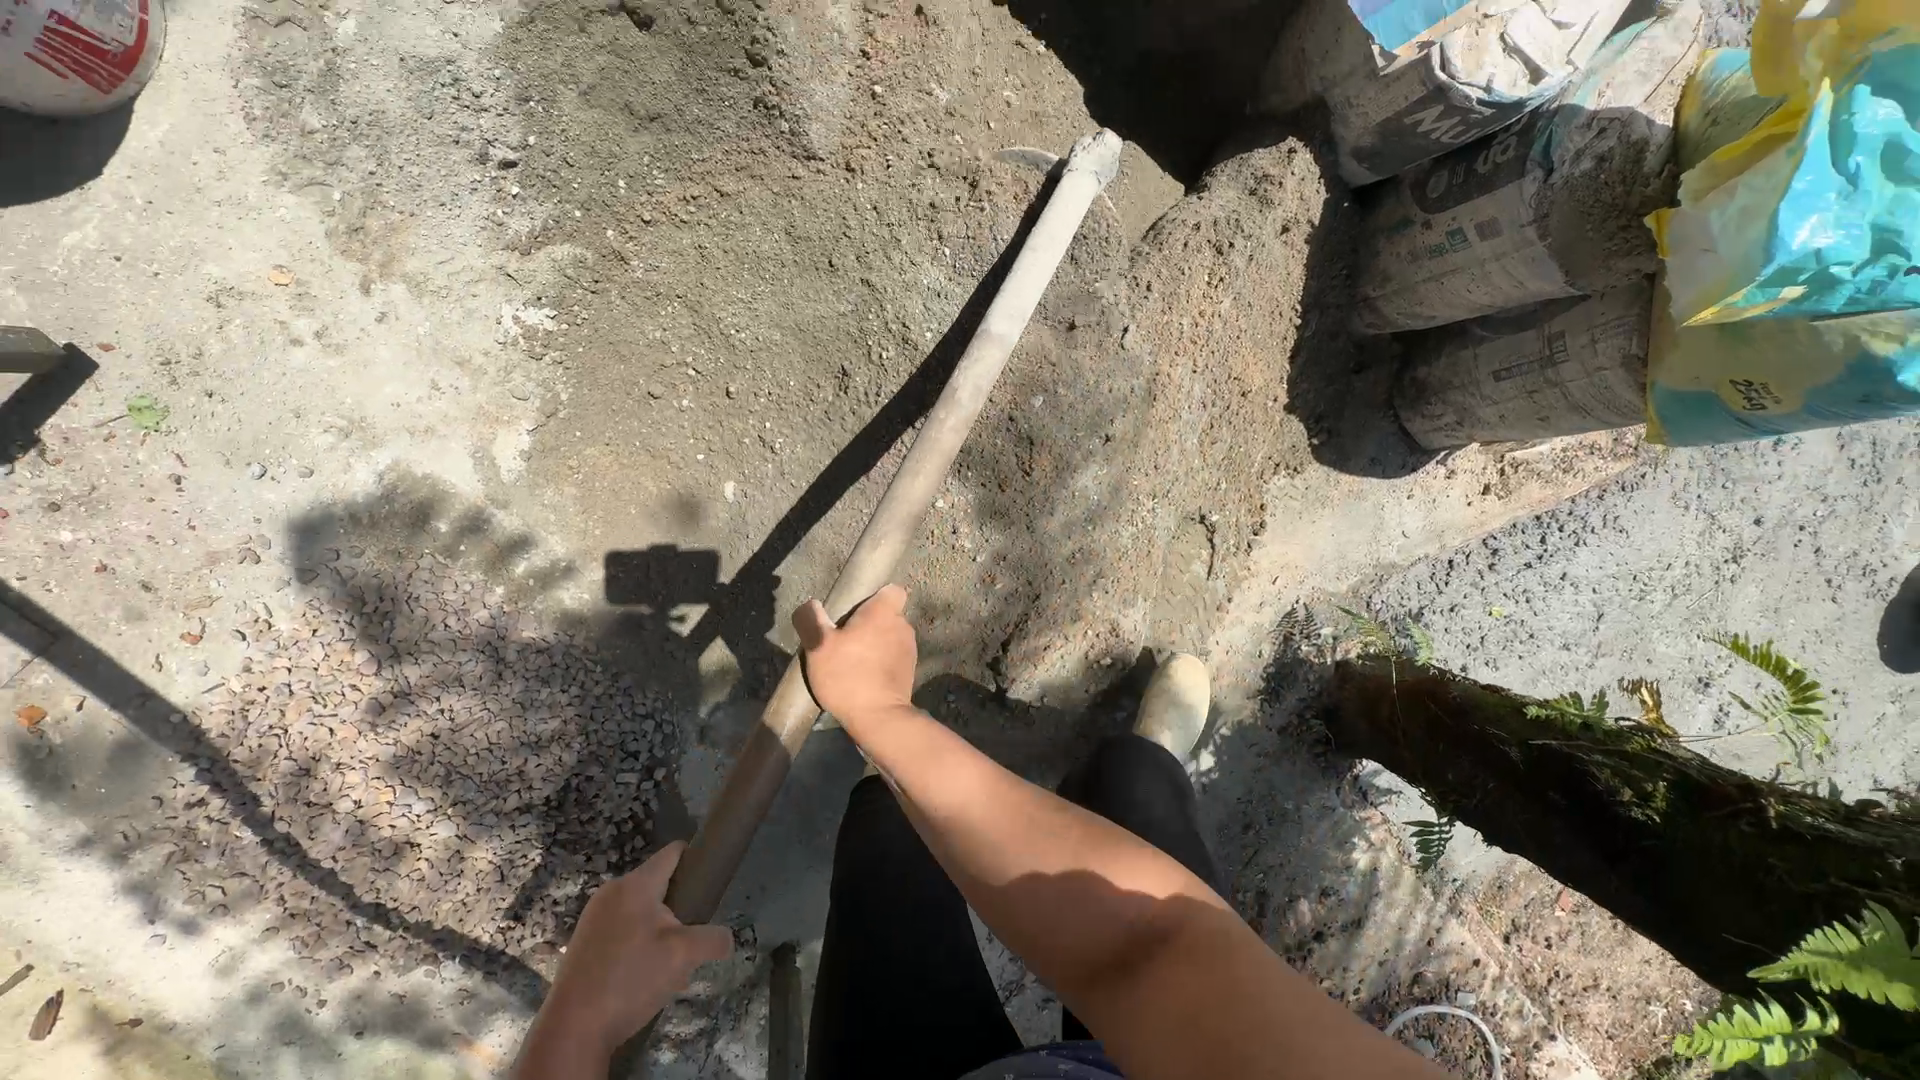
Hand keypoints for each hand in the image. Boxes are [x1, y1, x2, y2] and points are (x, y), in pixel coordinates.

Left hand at [519, 843, 733, 1068]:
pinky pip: (622, 931)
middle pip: (659, 886)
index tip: (711, 885)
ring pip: (641, 912)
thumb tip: (727, 939)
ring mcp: (593, 917)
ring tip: (668, 965)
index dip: (696, 860)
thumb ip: (713, 940)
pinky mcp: (583, 942)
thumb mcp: (684, 956)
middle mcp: (611, 892)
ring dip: (660, 932)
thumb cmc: (631, 979)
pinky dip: (638, 945)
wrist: (572, 1029)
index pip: (673, 853)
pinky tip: (643, 977)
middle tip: (690, 939)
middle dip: (680, 910)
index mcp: (635, 885)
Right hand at [793, 584, 916, 724]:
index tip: (855, 611)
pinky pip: (894, 657)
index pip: (891, 590)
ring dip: (875, 644)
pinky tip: (864, 677)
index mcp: (883, 612)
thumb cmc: (847, 674)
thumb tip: (810, 605)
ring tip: (852, 661)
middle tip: (845, 639)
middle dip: (869, 622)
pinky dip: (881, 662)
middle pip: (887, 614)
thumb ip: (811, 619)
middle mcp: (902, 625)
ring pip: (890, 636)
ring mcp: (909, 649)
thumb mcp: (818, 645)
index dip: (875, 596)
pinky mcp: (910, 671)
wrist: (878, 717)